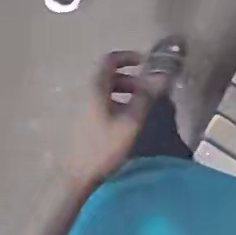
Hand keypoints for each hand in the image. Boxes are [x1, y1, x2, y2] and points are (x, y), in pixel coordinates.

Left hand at [64, 50, 167, 187]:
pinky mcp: (78, 119)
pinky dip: (113, 102)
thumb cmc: (103, 147)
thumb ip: (146, 95)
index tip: (146, 64)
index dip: (129, 57)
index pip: (110, 59)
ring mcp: (78, 105)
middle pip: (108, 74)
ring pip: (103, 89)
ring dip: (122, 91)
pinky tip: (122, 121)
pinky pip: (97, 101)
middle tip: (146, 90)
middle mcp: (84, 90)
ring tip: (138, 107)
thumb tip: (162, 75)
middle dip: (130, 78)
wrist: (74, 177)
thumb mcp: (131, 121)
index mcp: (95, 86)